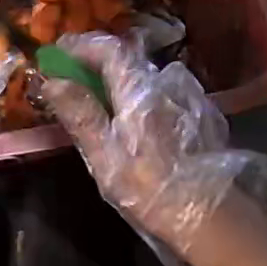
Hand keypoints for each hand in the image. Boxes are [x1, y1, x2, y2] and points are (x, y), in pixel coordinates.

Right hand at [40, 33, 266, 261]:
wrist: (214, 219)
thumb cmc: (150, 189)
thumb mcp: (105, 156)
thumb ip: (80, 113)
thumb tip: (52, 80)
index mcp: (140, 90)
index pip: (109, 48)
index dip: (81, 45)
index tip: (57, 53)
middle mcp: (167, 83)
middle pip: (128, 60)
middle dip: (96, 63)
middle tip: (73, 79)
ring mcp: (189, 97)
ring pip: (147, 77)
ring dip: (121, 81)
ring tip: (104, 102)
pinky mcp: (203, 115)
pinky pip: (164, 93)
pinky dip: (143, 96)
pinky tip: (140, 122)